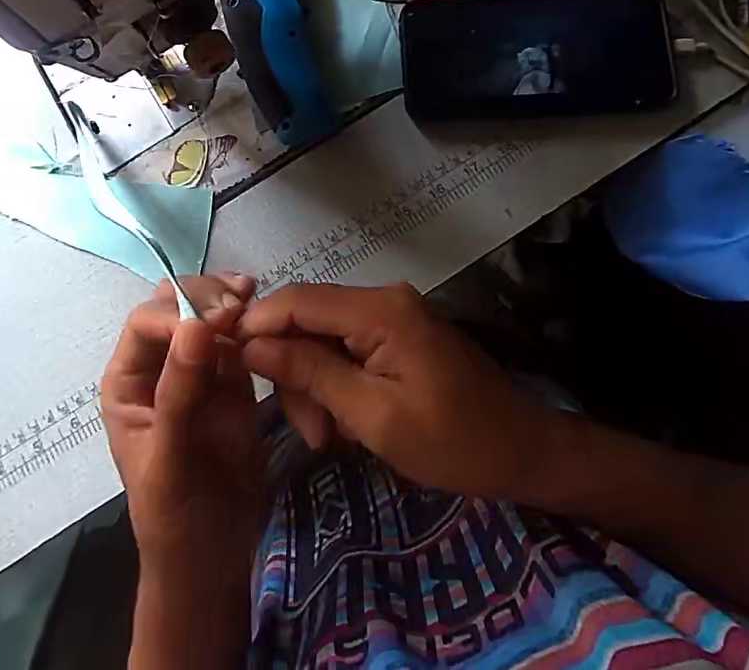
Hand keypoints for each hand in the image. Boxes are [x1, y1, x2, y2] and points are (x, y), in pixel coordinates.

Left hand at [101, 274, 264, 577]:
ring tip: (254, 295)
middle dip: (206, 297)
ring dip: (229, 300)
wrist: (213, 555)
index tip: (220, 318)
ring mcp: (197, 371)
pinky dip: (250, 324)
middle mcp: (159, 366)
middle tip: (243, 299)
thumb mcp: (169, 457)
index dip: (180, 311)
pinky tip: (263, 317)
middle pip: (176, 307)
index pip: (146, 323)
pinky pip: (237, 340)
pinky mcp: (231, 381)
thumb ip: (180, 391)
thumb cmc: (173, 515)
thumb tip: (197, 324)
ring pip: (208, 316)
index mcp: (128, 381)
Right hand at [238, 283, 559, 501]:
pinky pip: (348, 348)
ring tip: (331, 437)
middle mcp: (383, 298)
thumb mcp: (372, 415)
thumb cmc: (451, 440)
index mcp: (379, 309)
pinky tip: (347, 422)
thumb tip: (251, 343)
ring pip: (325, 338)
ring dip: (316, 384)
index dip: (256, 324)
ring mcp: (392, 314)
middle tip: (308, 431)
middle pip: (309, 319)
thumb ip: (310, 373)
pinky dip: (337, 382)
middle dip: (294, 371)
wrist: (521, 451)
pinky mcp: (397, 333)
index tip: (227, 360)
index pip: (298, 299)